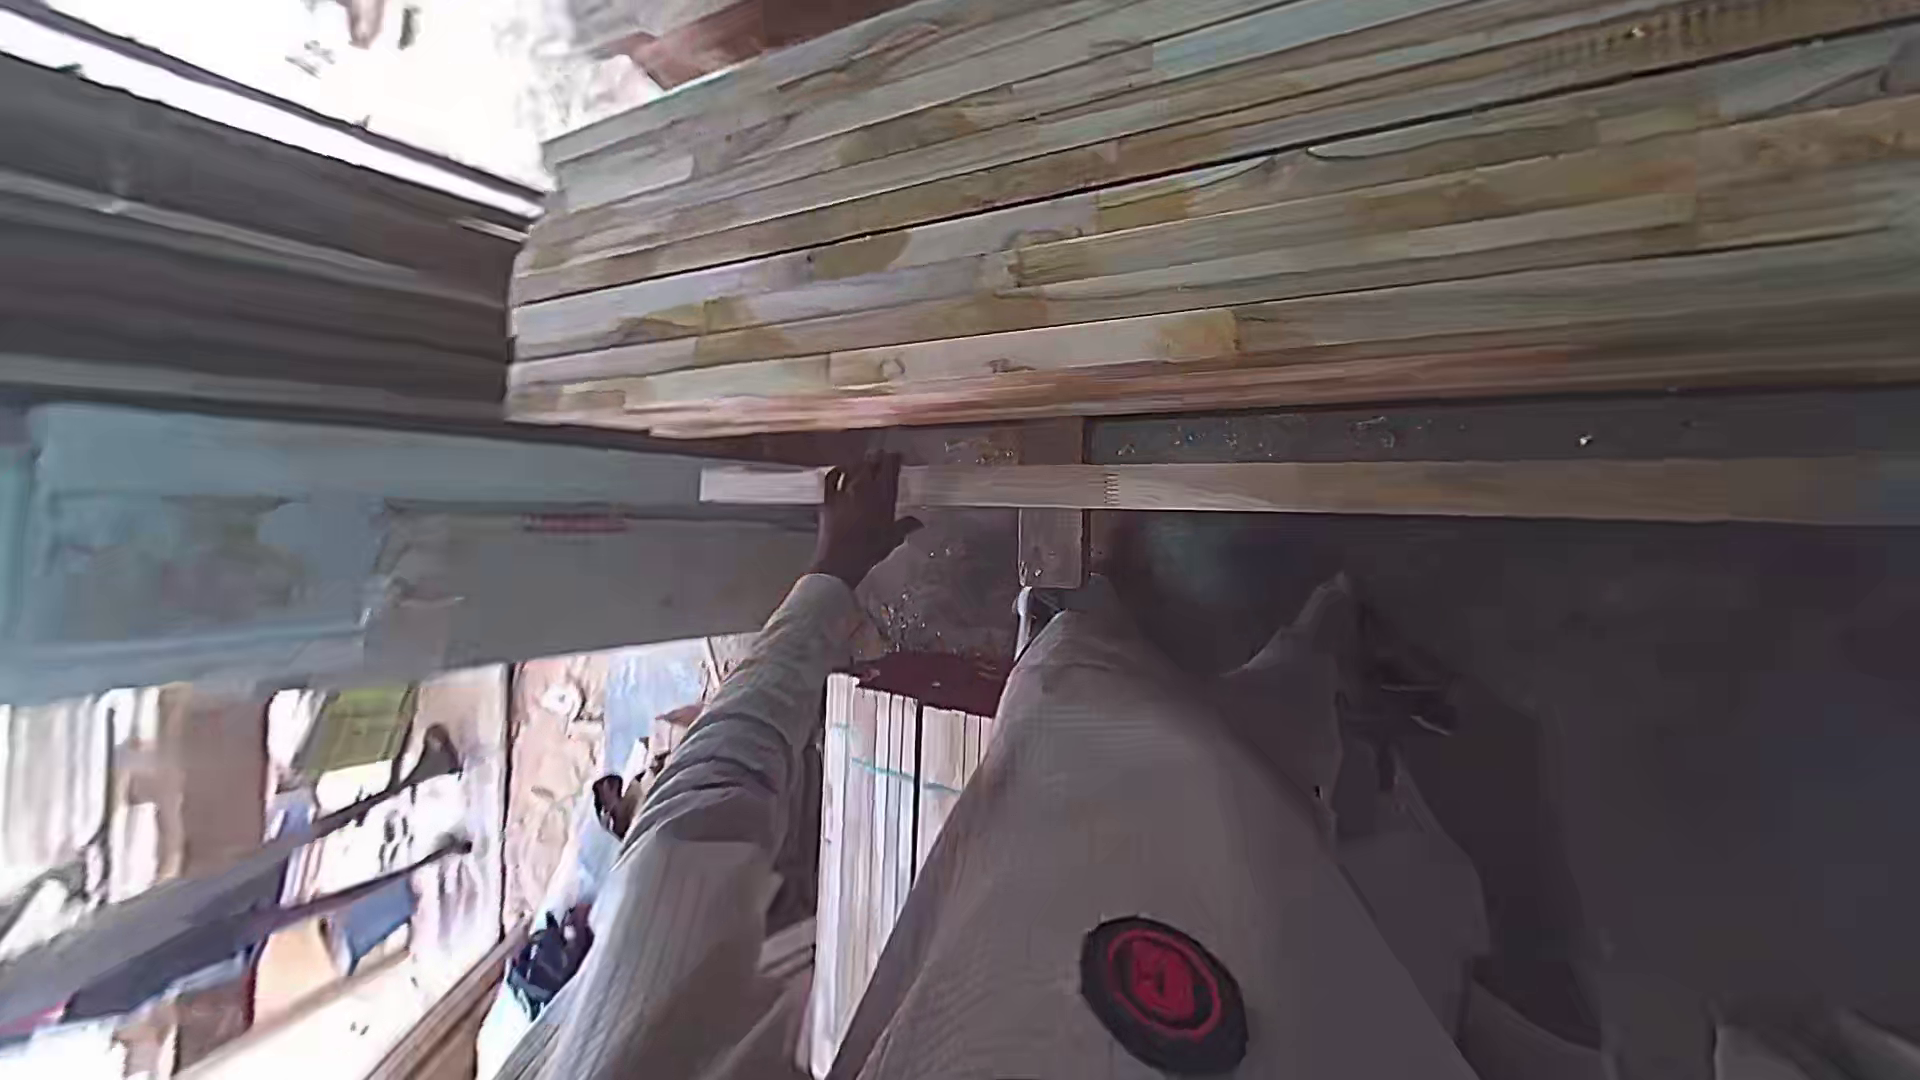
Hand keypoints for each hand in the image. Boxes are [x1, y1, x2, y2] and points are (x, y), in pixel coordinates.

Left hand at [808, 453, 921, 587]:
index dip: (894, 459)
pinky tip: (840, 469)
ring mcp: (844, 492)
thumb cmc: (869, 550)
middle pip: (871, 463)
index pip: (890, 468)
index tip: (898, 456)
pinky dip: (837, 471)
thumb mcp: (893, 538)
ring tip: (865, 459)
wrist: (841, 560)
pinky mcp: (829, 499)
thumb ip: (906, 526)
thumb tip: (918, 522)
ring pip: (853, 468)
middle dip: (878, 457)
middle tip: (882, 454)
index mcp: (882, 496)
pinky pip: (831, 478)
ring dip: (860, 462)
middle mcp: (864, 489)